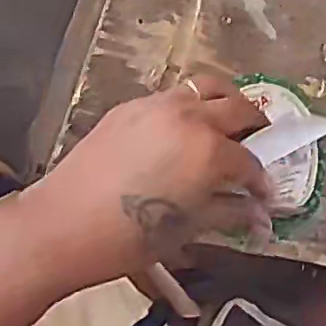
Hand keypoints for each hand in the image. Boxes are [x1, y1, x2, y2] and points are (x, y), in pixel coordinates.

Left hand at [37, 72, 272, 276]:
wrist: (61, 225)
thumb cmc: (130, 237)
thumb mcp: (188, 227)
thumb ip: (230, 212)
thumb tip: (259, 214)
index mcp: (210, 150)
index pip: (249, 161)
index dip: (261, 180)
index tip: (264, 194)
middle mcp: (191, 116)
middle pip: (238, 108)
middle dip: (255, 127)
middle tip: (257, 145)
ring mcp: (159, 105)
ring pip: (206, 88)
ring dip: (224, 102)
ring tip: (226, 122)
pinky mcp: (131, 106)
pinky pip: (172, 96)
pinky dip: (188, 107)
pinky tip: (180, 131)